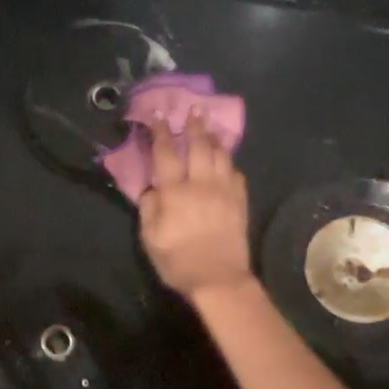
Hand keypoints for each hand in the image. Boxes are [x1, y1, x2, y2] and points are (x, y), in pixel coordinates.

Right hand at [138, 111, 253, 300]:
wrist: (219, 279)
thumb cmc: (178, 261)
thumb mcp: (150, 238)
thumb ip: (149, 209)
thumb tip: (151, 189)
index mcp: (174, 192)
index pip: (166, 153)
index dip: (160, 132)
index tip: (157, 116)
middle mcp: (200, 184)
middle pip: (198, 146)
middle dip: (194, 125)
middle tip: (193, 109)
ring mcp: (224, 191)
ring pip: (220, 155)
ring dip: (214, 138)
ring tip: (209, 127)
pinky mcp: (239, 201)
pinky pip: (235, 173)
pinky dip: (228, 162)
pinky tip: (225, 161)